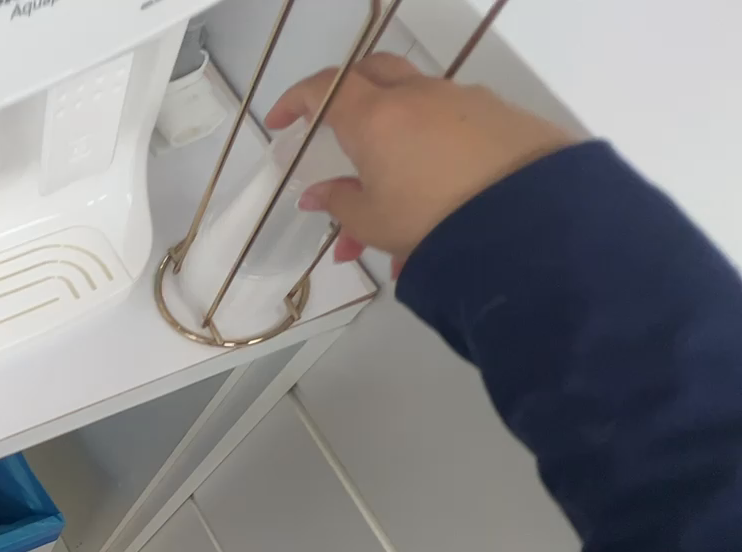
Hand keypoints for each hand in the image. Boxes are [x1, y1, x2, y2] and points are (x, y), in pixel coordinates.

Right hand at [265, 53, 576, 267]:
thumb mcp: (367, 219)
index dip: (296, 99)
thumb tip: (319, 193)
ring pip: (408, 114)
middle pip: (373, 73)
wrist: (526, 212)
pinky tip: (421, 216)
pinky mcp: (496, 116)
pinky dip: (421, 163)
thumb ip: (338, 201)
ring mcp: (461, 101)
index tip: (280, 121)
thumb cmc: (426, 215)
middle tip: (325, 127)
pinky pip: (443, 134)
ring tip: (373, 223)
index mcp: (376, 117)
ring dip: (383, 152)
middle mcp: (418, 97)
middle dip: (343, 96)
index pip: (326, 88)